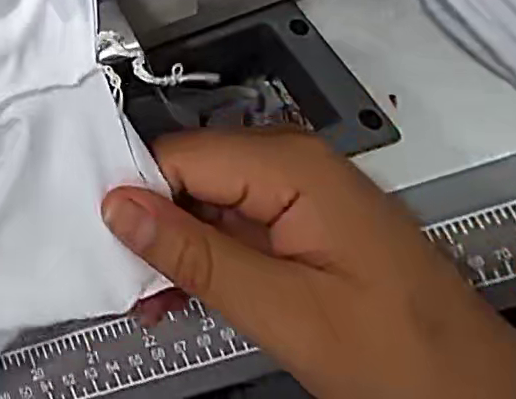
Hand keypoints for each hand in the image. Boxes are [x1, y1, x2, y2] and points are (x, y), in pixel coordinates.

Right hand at [102, 129, 515, 398]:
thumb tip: (115, 205)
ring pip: (203, 198)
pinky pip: (230, 219)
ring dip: (175, 246)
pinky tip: (186, 292)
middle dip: (155, 225)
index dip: (139, 196)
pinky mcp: (296, 214)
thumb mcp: (289, 314)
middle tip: (133, 285)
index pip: (179, 156)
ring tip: (155, 300)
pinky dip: (204, 254)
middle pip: (189, 172)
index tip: (110, 245)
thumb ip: (196, 256)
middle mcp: (286, 157)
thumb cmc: (405, 359)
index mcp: (288, 162)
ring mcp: (293, 185)